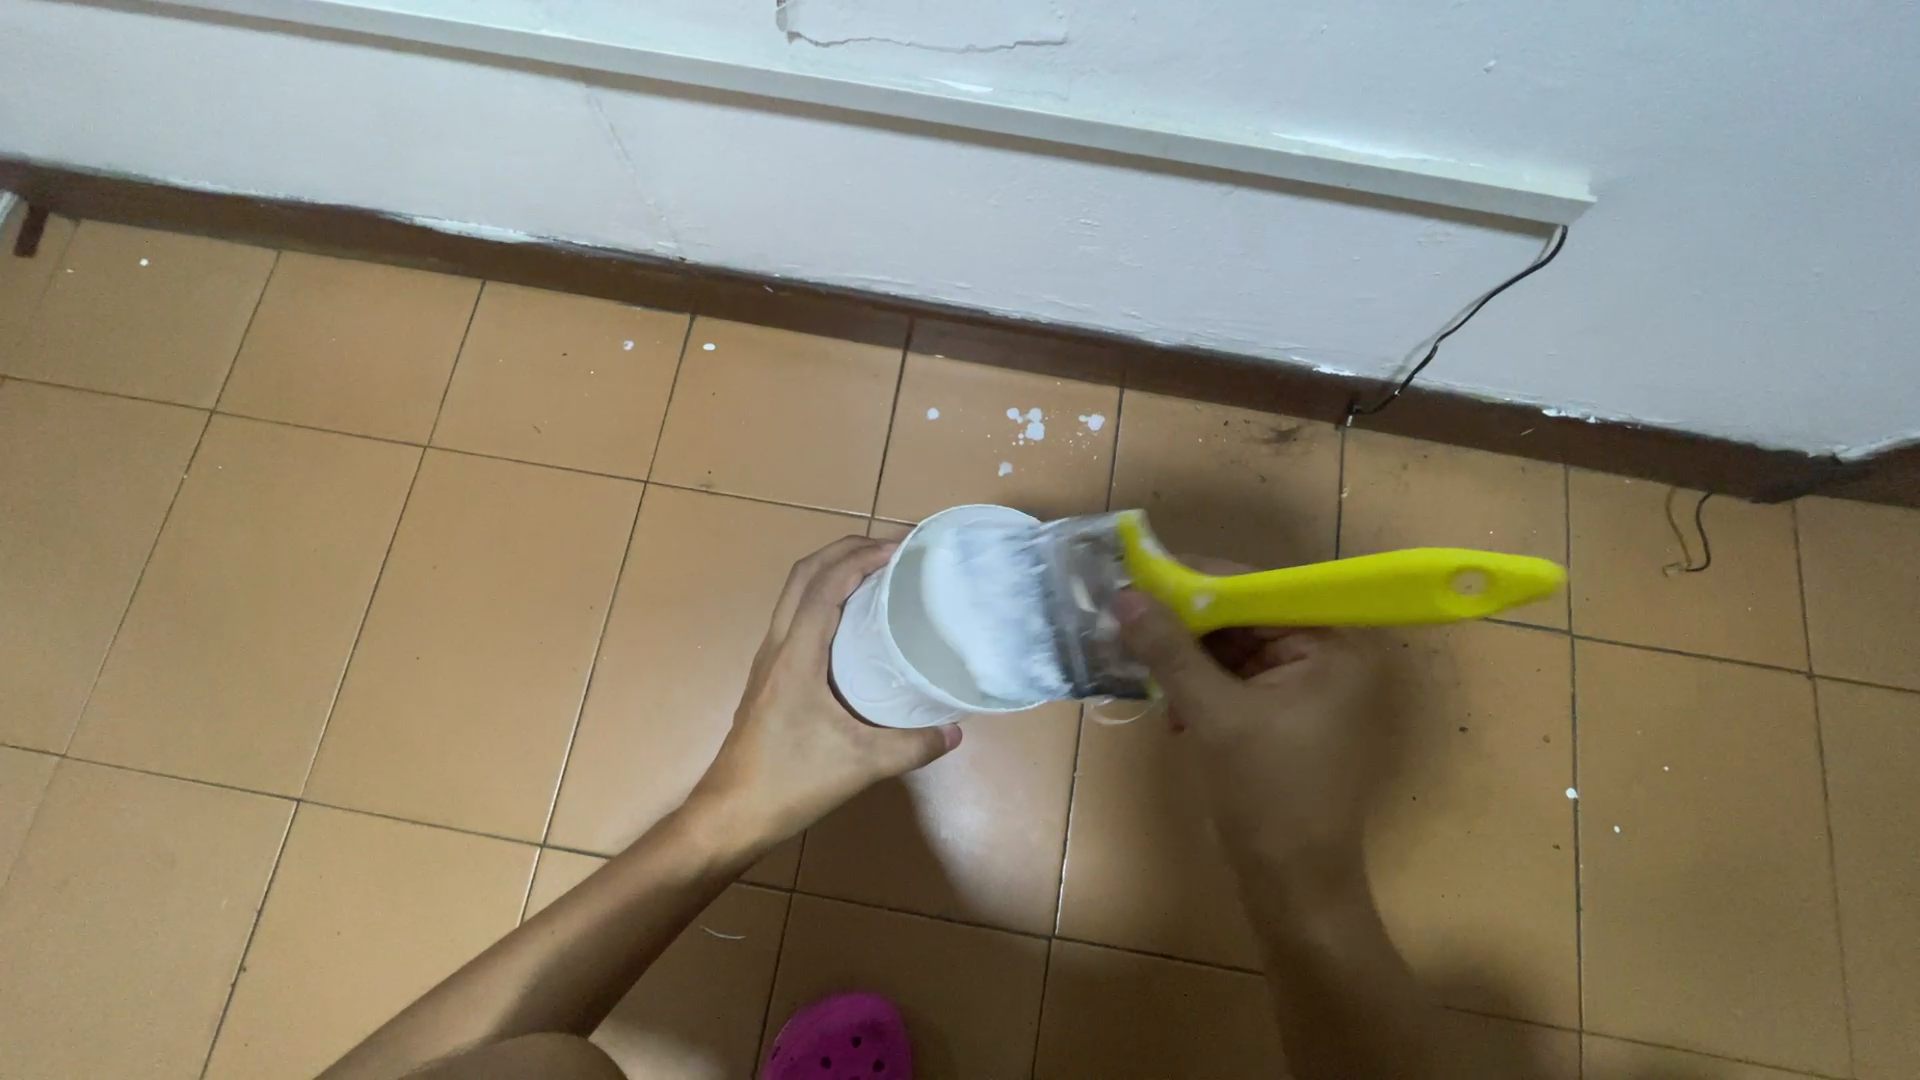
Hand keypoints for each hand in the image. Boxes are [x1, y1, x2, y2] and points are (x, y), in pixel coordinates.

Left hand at [687, 537, 962, 850]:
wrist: (729, 815)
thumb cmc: (790, 782)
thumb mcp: (861, 765)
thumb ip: (912, 746)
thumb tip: (955, 731)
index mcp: (796, 654)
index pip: (827, 584)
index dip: (863, 556)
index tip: (902, 547)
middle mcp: (778, 645)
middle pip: (805, 573)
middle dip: (848, 549)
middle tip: (893, 548)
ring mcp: (769, 658)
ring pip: (796, 591)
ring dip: (833, 568)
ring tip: (876, 571)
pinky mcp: (770, 674)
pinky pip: (796, 615)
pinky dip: (825, 596)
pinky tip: (853, 620)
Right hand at [1112, 584, 1388, 874]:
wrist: (1293, 884)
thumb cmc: (1268, 794)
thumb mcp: (1215, 715)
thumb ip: (1170, 651)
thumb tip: (1123, 595)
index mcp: (1333, 645)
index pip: (1257, 589)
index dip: (1194, 583)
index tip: (1136, 580)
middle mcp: (1326, 654)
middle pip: (1241, 616)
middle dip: (1185, 628)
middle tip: (1129, 625)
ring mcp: (1306, 685)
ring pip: (1230, 648)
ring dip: (1186, 662)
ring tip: (1144, 674)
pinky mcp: (1283, 712)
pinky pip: (1231, 679)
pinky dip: (1198, 688)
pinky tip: (1172, 713)